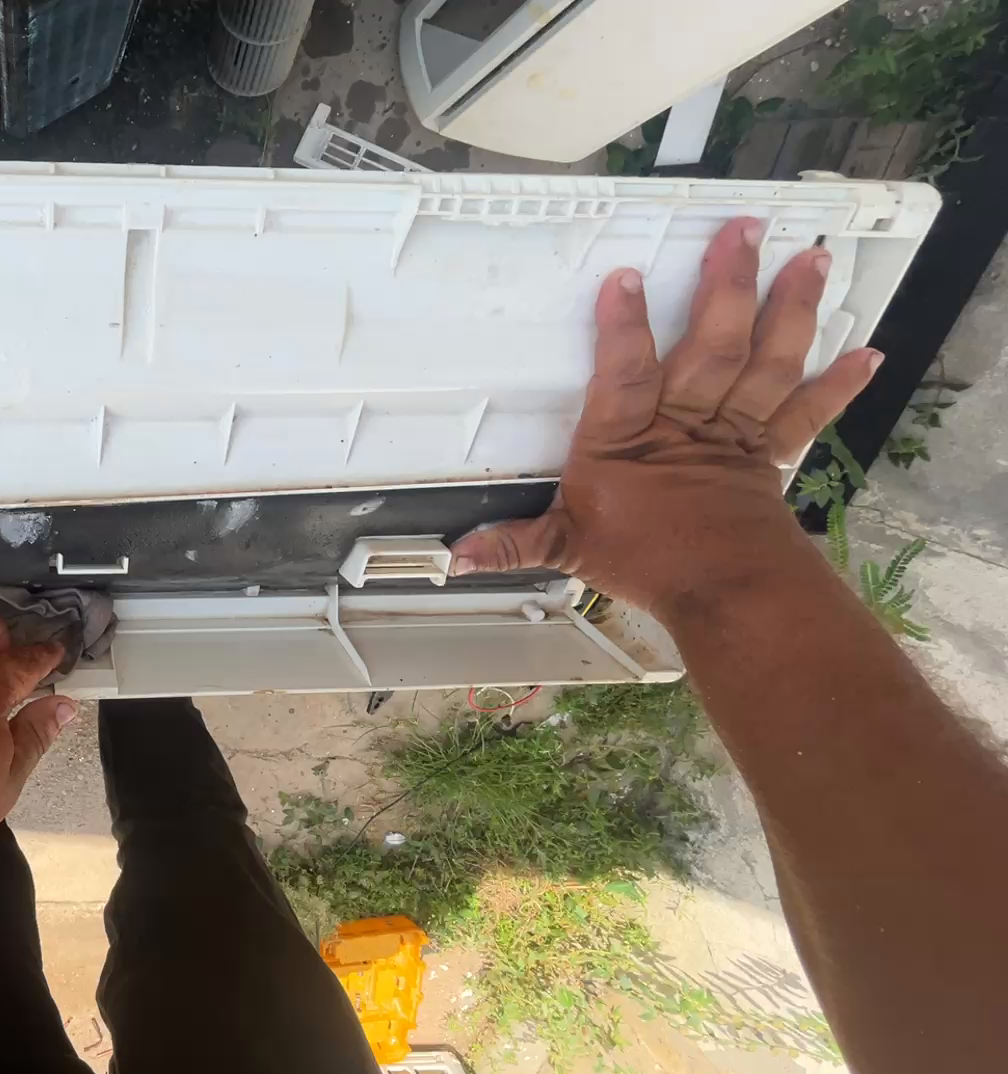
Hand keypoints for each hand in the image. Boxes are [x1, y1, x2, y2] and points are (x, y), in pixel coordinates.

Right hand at [448, 217, 882, 618]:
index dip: (624, 326)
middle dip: (725, 289)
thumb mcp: (563, 549)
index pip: (624, 374)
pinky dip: (835, 384)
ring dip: (789, 311)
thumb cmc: (644, 561)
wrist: (728, 591)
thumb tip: (454, 556)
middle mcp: (682, 427)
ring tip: (809, 260)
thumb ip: (511, 544)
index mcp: (625, 443)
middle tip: (740, 235)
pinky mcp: (766, 454)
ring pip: (764, 364)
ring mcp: (731, 435)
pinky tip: (867, 351)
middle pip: (711, 349)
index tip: (627, 277)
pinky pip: (802, 412)